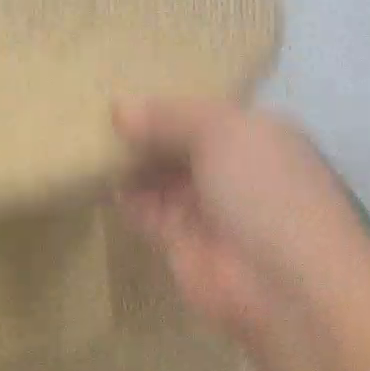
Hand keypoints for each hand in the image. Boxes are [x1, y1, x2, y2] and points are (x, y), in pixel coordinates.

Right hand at [113, 98, 369, 345]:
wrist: (284, 286)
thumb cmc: (266, 191)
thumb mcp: (223, 132)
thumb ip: (171, 117)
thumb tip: (121, 107)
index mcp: (259, 135)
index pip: (206, 111)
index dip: (169, 100)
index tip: (123, 84)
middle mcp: (235, 169)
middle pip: (180, 144)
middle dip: (145, 130)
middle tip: (92, 110)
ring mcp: (208, 209)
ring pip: (161, 177)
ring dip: (130, 163)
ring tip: (85, 138)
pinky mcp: (182, 245)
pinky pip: (146, 212)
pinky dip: (124, 197)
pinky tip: (93, 177)